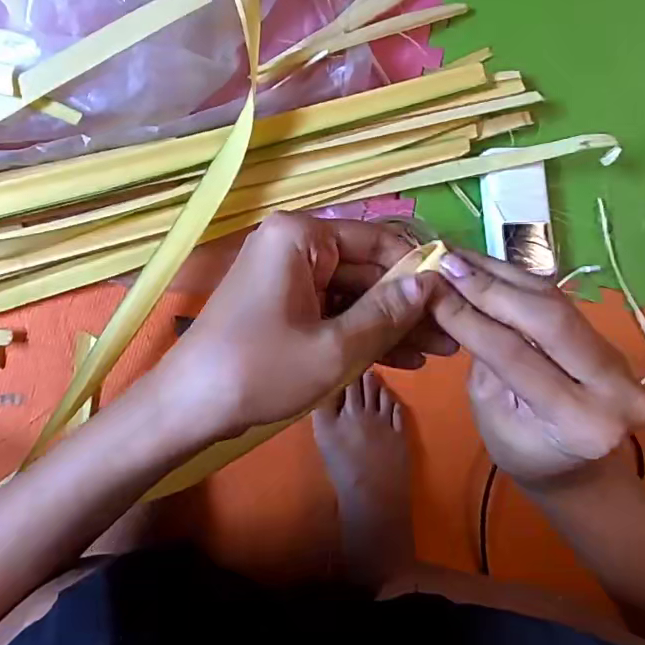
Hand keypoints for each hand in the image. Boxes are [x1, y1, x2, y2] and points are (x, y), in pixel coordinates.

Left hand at [155, 213, 454, 439]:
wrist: (189, 407)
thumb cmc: (260, 370)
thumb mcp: (335, 347)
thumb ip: (387, 311)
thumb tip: (430, 282)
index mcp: (299, 237)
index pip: (375, 240)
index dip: (418, 270)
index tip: (456, 297)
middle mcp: (291, 245)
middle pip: (364, 268)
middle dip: (408, 305)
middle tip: (454, 335)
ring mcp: (285, 276)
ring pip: (351, 294)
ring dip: (390, 324)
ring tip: (439, 353)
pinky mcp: (282, 305)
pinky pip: (330, 311)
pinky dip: (361, 333)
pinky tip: (403, 359)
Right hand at [428, 248, 644, 490]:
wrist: (577, 467)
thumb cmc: (522, 448)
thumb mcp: (488, 408)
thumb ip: (480, 354)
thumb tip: (445, 296)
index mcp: (581, 420)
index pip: (514, 354)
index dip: (468, 317)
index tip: (430, 286)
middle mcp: (614, 385)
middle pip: (546, 317)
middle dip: (489, 285)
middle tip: (445, 260)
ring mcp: (618, 357)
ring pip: (553, 300)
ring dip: (500, 273)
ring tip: (457, 255)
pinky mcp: (607, 337)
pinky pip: (558, 300)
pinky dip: (516, 279)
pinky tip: (483, 265)